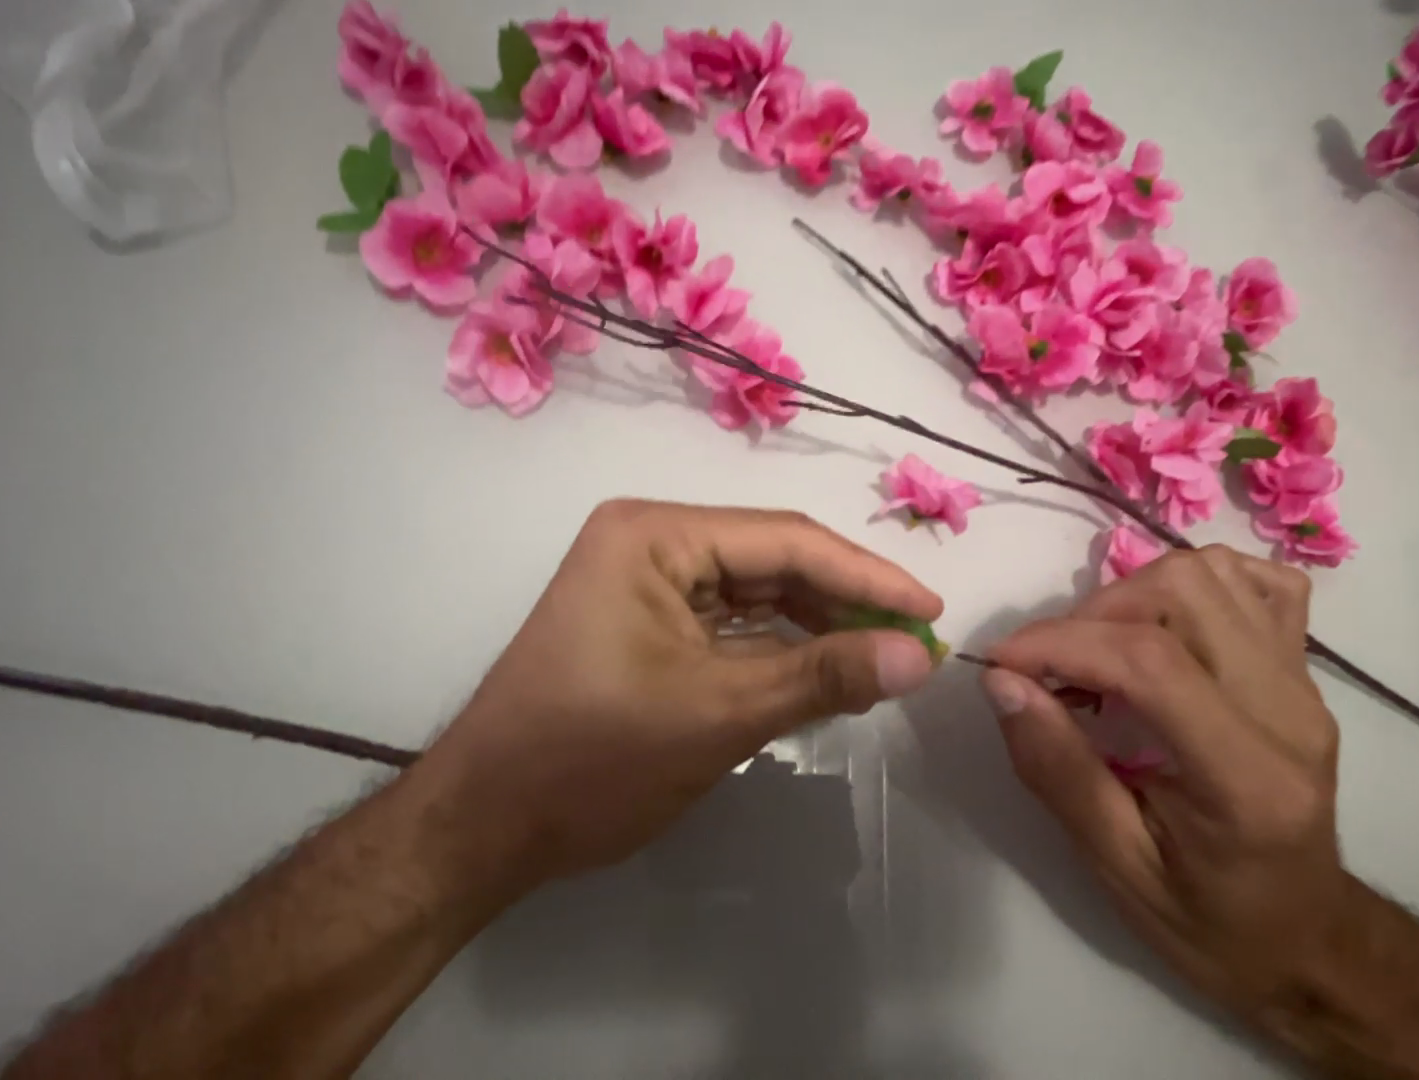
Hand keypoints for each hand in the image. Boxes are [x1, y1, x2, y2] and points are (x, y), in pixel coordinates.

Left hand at [422, 499, 942, 888]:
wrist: (486, 826)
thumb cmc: (592, 760)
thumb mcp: (719, 715)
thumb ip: (824, 677)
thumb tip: (920, 657)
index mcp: (655, 536)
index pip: (787, 542)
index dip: (868, 576)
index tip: (932, 611)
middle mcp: (652, 542)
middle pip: (776, 561)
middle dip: (847, 601)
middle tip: (916, 639)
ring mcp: (649, 583)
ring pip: (760, 594)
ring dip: (821, 625)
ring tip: (885, 655)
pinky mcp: (652, 624)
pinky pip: (736, 625)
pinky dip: (784, 648)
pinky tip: (831, 669)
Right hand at [981, 545, 1351, 1022]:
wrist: (1305, 938)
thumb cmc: (1208, 920)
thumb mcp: (1116, 865)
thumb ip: (1057, 769)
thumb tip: (1003, 682)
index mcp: (1245, 777)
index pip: (1150, 664)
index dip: (1061, 643)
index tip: (1000, 662)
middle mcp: (1289, 712)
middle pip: (1186, 593)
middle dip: (1094, 612)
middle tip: (1052, 666)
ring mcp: (1305, 685)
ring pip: (1216, 573)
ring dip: (1135, 592)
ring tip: (1099, 647)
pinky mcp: (1305, 672)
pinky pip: (1260, 583)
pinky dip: (1200, 582)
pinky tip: (1164, 622)